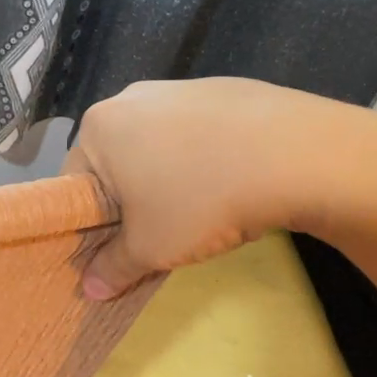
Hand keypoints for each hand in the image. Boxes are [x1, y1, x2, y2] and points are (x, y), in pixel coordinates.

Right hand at [64, 77, 376, 299]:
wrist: (302, 155)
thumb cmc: (201, 201)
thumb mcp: (149, 248)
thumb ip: (112, 268)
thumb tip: (89, 289)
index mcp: (98, 128)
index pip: (74, 185)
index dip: (91, 223)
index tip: (117, 246)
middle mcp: (131, 98)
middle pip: (114, 161)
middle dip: (129, 198)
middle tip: (157, 231)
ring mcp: (181, 87)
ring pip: (156, 146)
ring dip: (165, 178)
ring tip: (200, 208)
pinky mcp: (226, 88)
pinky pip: (196, 132)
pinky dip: (203, 157)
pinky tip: (230, 180)